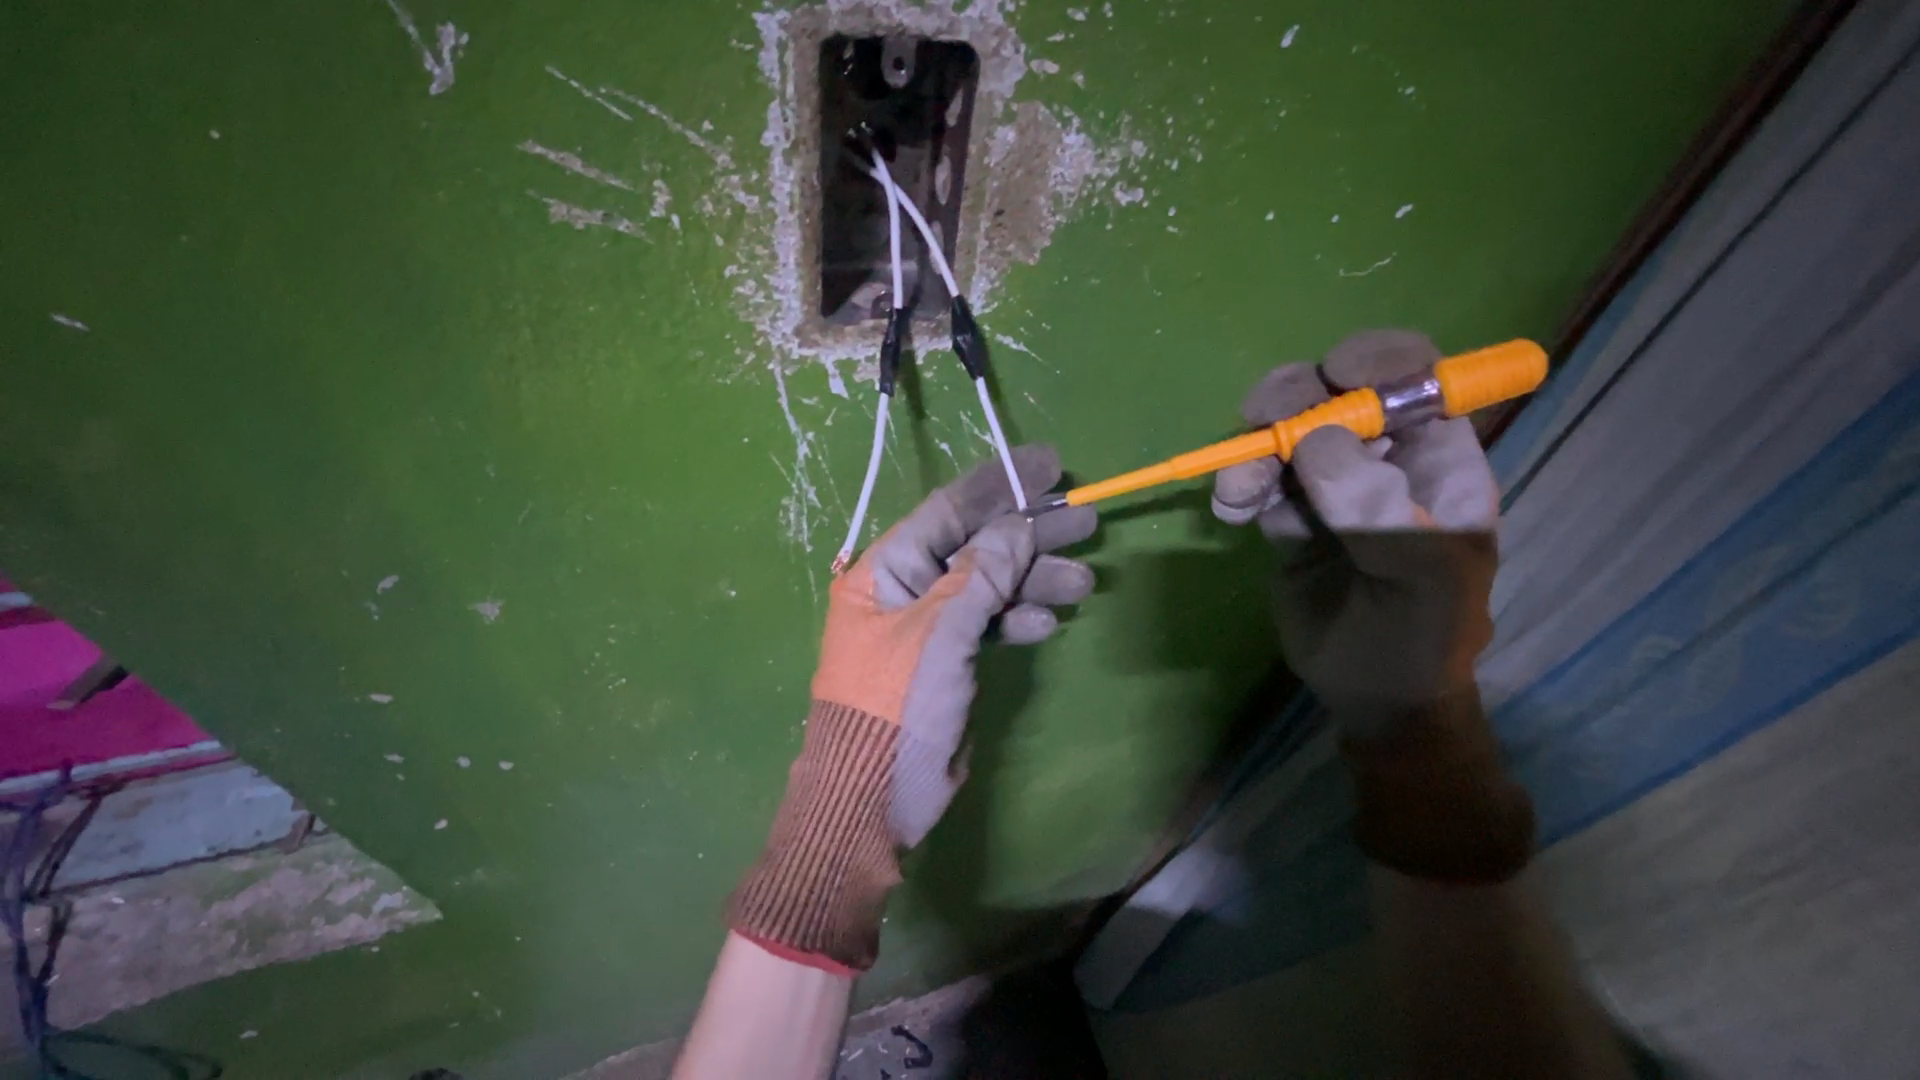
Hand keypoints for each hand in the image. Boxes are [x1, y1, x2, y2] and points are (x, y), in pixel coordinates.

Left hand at [730, 445, 1096, 970]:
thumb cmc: (894, 703)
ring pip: (989, 586)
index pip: (949, 510)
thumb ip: (983, 573)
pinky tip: (1046, 622)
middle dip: (1030, 533)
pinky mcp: (948, 660)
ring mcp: (929, 625)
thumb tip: (1020, 525)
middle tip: (1086, 520)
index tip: (1050, 464)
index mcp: (886, 569)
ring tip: (1083, 580)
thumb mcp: (940, 630)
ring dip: (1033, 580)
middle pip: (977, 545)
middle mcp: (906, 588)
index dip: (1000, 483)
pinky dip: (1017, 620)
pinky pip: (988, 625)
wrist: (871, 795)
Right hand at [1212, 330, 1532, 881]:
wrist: (1373, 693)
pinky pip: (1253, 478)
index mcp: (1435, 456)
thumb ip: (1375, 503)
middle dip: (1291, 401)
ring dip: (1250, 447)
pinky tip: (1230, 513)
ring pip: (1281, 430)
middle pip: (1330, 390)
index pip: (1412, 376)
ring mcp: (1327, 482)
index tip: (1335, 378)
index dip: (1375, 360)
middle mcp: (1380, 456)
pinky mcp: (1285, 512)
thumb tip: (1314, 439)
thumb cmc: (1422, 633)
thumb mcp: (1420, 571)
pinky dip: (1235, 485)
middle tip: (1260, 431)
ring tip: (1237, 493)